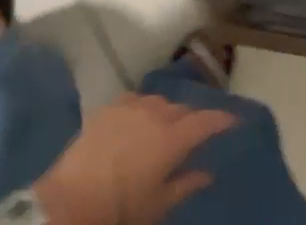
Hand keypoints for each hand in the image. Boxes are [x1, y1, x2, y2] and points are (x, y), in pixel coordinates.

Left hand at [33, 93, 237, 224]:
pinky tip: (140, 117)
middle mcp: (155, 114)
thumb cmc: (121, 207)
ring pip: (159, 101)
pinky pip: (135, 99)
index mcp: (172, 138)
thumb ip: (186, 185)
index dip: (221, 119)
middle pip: (182, 109)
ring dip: (168, 111)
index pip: (205, 121)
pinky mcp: (108, 108)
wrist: (73, 198)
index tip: (233, 120)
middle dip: (193, 118)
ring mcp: (130, 107)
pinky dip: (144, 106)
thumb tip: (207, 173)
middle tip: (196, 132)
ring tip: (167, 125)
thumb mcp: (159, 203)